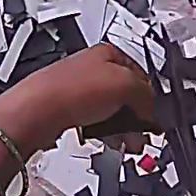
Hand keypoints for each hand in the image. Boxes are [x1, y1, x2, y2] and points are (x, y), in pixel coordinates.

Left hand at [0, 43, 154, 154]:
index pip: (142, 74)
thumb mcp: (126, 85)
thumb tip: (153, 110)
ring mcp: (79, 90)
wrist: (36, 111)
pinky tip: (108, 141)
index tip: (159, 116)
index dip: (152, 97)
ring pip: (110, 111)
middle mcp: (92, 68)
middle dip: (138, 117)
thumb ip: (147, 95)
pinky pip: (94, 123)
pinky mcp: (68, 110)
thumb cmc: (71, 89)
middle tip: (145, 133)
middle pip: (126, 95)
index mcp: (108, 53)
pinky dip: (104, 132)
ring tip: (129, 142)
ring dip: (123, 128)